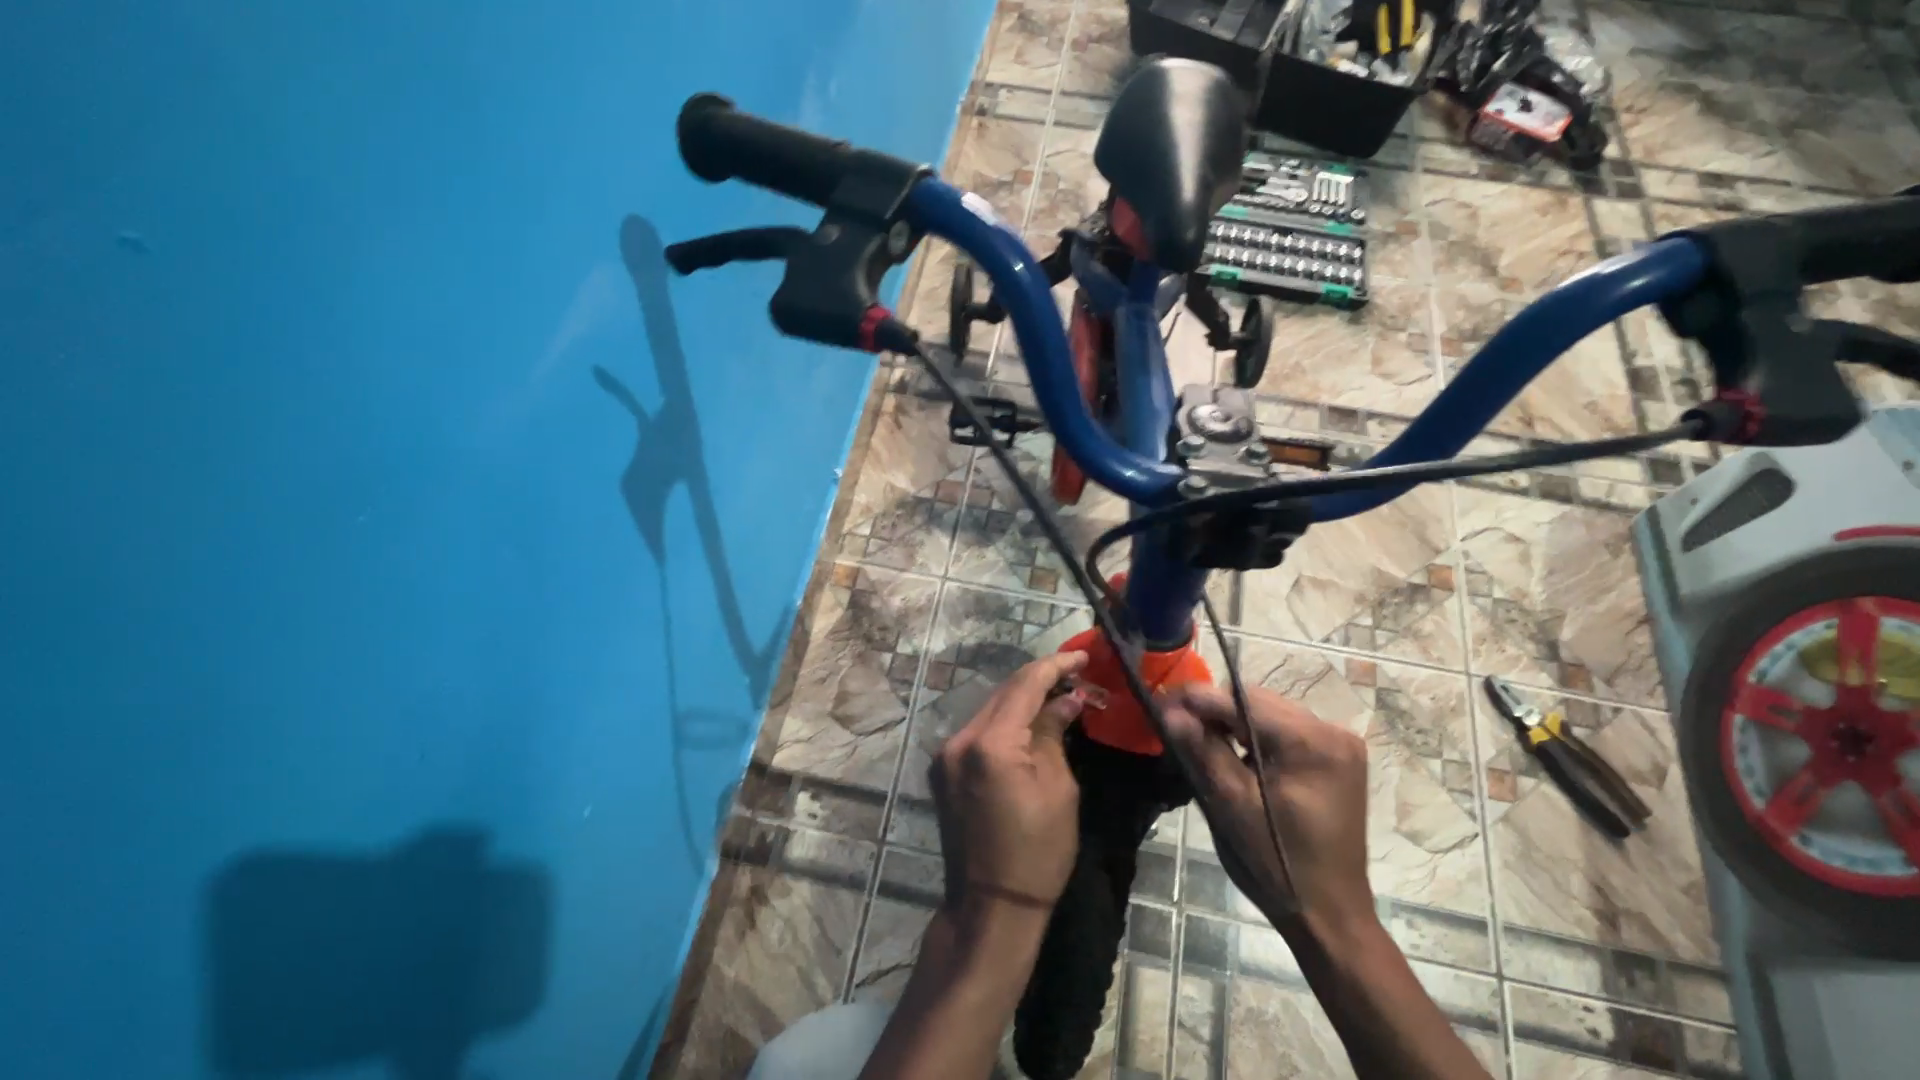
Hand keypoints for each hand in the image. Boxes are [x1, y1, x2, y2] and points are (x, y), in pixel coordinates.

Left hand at [928, 651, 1088, 918]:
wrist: (991, 905)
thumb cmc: (1037, 852)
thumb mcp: (1058, 788)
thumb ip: (1054, 734)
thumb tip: (1067, 700)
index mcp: (990, 743)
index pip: (1025, 685)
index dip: (1056, 666)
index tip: (1083, 656)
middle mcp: (959, 740)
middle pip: (1003, 693)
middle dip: (1040, 680)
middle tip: (1076, 674)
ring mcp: (945, 756)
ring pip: (989, 710)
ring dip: (1022, 700)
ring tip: (1059, 695)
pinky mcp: (943, 771)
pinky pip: (978, 733)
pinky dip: (1005, 723)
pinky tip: (1030, 723)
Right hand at [1159, 683, 1372, 930]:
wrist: (1329, 915)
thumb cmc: (1277, 864)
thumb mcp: (1231, 806)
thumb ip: (1202, 751)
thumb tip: (1169, 710)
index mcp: (1311, 742)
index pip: (1242, 702)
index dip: (1196, 700)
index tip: (1158, 703)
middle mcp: (1333, 731)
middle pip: (1258, 702)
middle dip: (1216, 712)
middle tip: (1178, 730)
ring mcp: (1341, 744)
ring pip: (1271, 714)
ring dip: (1235, 724)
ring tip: (1205, 747)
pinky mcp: (1339, 759)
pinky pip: (1287, 732)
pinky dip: (1258, 739)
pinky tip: (1239, 760)